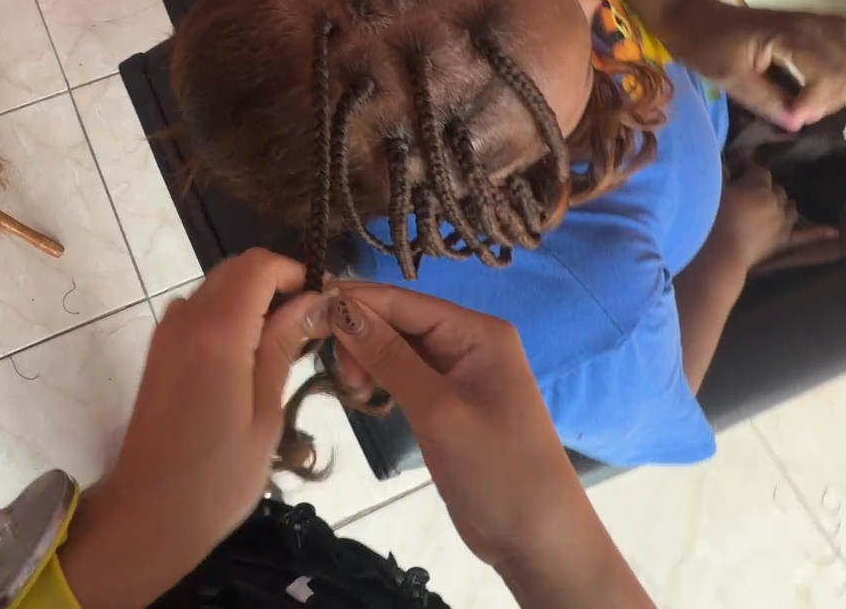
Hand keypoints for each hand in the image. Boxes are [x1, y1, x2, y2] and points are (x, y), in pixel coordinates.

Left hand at [59, 249, 324, 608]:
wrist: (149, 511)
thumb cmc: (218, 476)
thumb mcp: (266, 414)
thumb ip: (283, 346)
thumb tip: (310, 301)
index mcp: (217, 330)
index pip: (258, 266)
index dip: (292, 272)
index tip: (319, 302)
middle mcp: (186, 316)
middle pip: (235, 268)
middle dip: (274, 281)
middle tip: (306, 323)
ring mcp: (167, 328)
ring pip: (216, 284)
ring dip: (250, 295)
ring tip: (281, 341)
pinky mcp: (159, 345)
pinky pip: (199, 307)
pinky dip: (227, 311)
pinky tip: (245, 353)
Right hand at [324, 285, 602, 569]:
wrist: (540, 545)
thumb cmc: (497, 470)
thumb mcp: (437, 409)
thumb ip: (386, 354)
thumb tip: (335, 305)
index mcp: (474, 330)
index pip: (400, 300)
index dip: (352, 302)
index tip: (305, 316)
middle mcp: (464, 339)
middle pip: (393, 318)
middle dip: (358, 337)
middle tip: (340, 376)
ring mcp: (454, 369)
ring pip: (390, 343)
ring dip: (364, 359)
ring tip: (355, 393)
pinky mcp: (442, 396)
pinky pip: (398, 369)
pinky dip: (376, 377)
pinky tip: (365, 396)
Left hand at [670, 2, 845, 128]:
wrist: (692, 15)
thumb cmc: (704, 44)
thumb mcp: (727, 77)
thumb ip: (763, 100)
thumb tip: (795, 124)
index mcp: (790, 35)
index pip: (828, 73)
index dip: (815, 102)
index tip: (792, 118)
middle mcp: (813, 23)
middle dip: (832, 97)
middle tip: (801, 114)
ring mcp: (818, 19)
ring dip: (845, 82)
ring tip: (815, 101)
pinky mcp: (817, 20)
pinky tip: (831, 79)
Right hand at [705, 164, 833, 272]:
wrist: (721, 251)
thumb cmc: (711, 216)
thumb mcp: (711, 191)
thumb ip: (720, 176)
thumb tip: (727, 166)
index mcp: (758, 188)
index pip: (759, 171)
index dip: (751, 167)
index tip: (741, 166)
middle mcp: (776, 203)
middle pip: (776, 189)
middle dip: (766, 186)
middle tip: (750, 186)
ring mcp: (782, 223)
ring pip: (790, 208)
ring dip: (783, 203)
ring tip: (774, 202)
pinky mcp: (782, 242)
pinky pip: (804, 236)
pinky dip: (818, 233)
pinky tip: (832, 232)